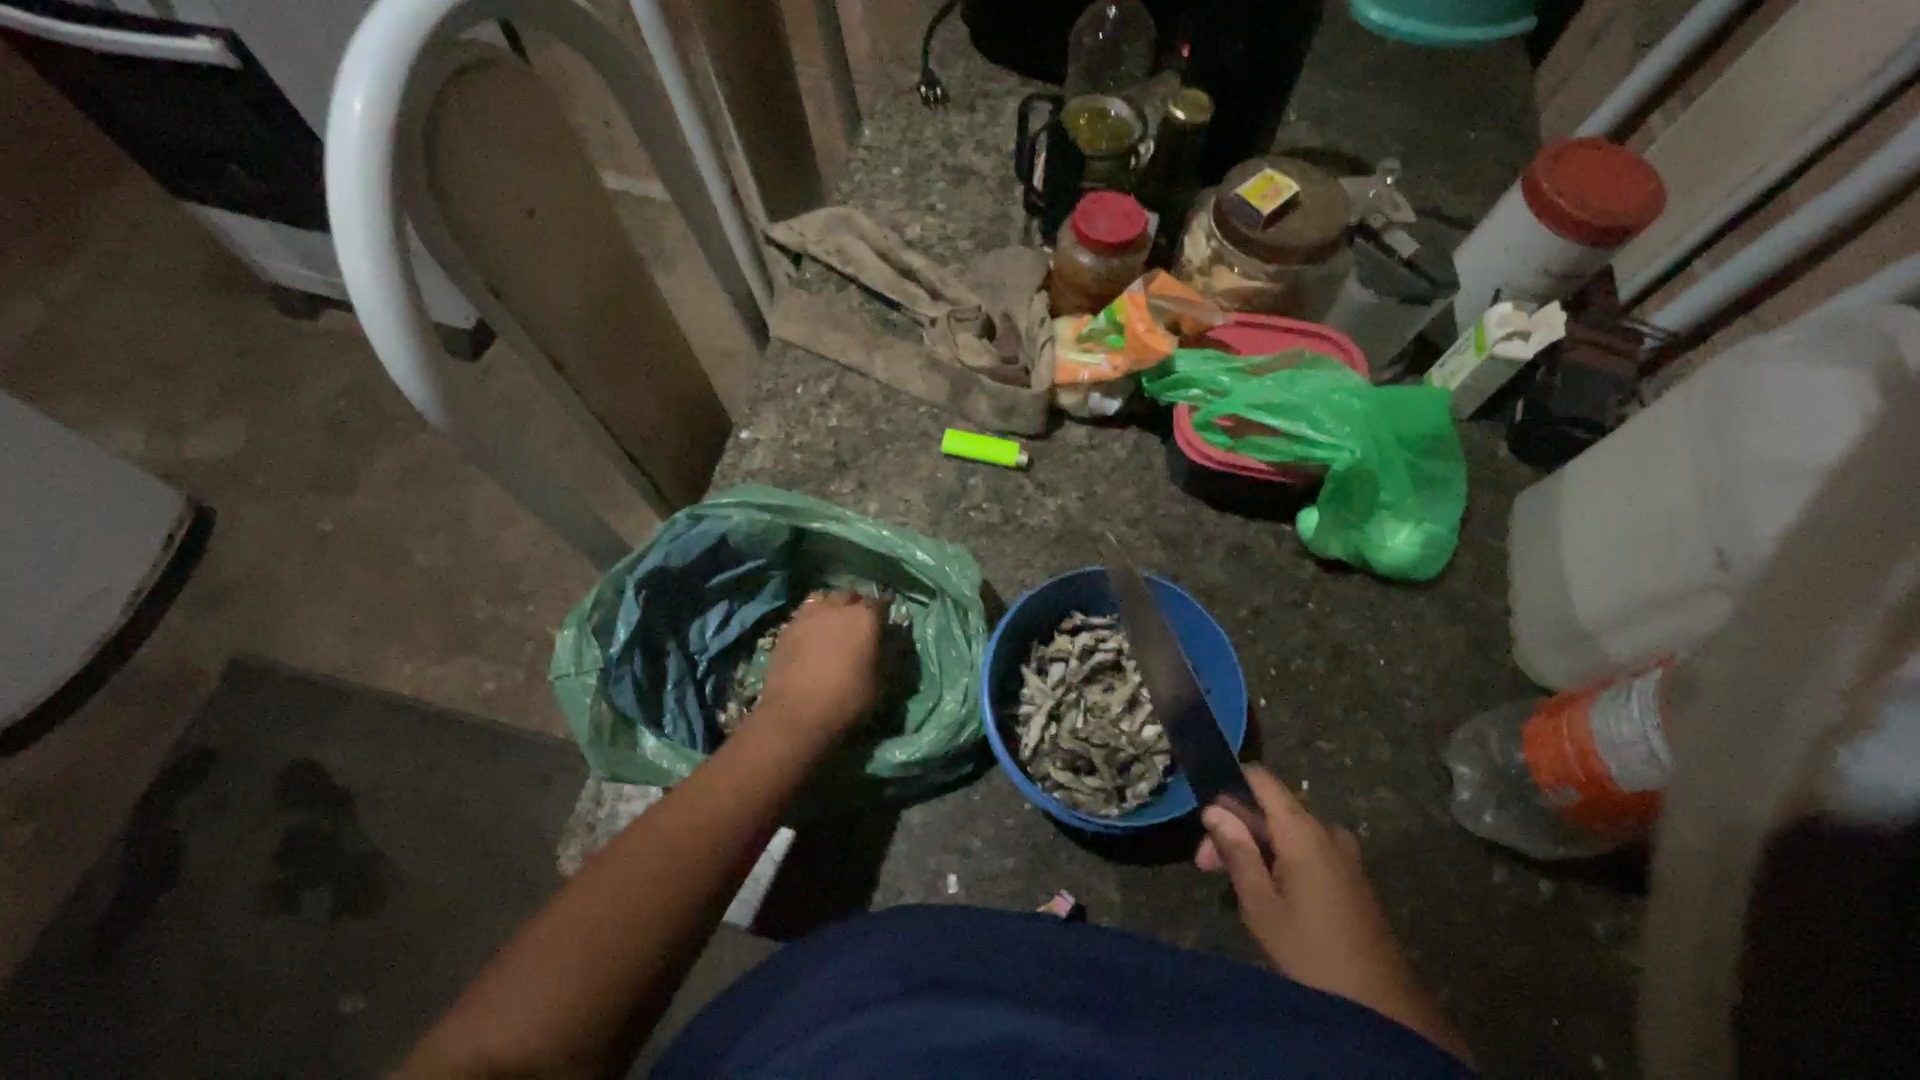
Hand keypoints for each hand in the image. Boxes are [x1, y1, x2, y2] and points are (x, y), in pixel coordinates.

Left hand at [754, 591, 882, 739]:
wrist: (795, 715)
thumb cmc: (847, 700)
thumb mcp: (881, 681)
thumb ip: (890, 652)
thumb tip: (895, 637)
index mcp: (865, 617)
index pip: (881, 602)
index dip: (885, 612)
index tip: (886, 623)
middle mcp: (836, 606)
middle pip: (850, 595)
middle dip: (857, 605)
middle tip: (859, 624)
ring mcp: (808, 614)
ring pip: (824, 598)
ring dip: (832, 606)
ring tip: (833, 624)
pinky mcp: (786, 628)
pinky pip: (804, 614)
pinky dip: (812, 619)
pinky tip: (812, 635)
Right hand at [1196, 766, 1469, 1062]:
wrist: (1381, 1001)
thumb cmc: (1311, 953)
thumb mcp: (1261, 905)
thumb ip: (1237, 852)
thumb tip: (1213, 810)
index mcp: (1304, 832)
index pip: (1262, 780)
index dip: (1229, 785)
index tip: (1202, 813)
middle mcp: (1327, 831)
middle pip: (1271, 810)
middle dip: (1235, 829)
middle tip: (1205, 867)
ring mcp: (1344, 852)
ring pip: (1287, 832)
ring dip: (1256, 847)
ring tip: (1232, 884)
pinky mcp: (1350, 873)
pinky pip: (1307, 849)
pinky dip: (1280, 859)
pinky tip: (1265, 891)